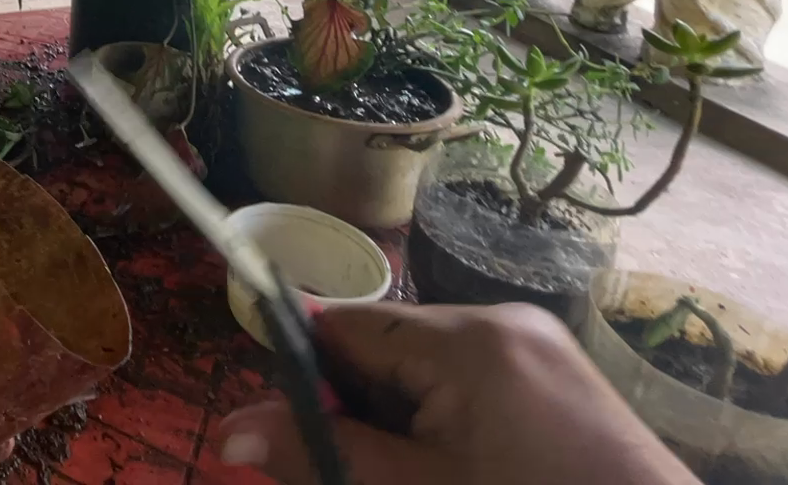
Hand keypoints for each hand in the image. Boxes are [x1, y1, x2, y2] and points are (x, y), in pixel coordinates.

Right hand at [216, 302, 697, 484]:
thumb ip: (322, 453)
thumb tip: (229, 433)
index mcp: (465, 337)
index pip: (341, 327)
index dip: (319, 382)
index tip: (332, 438)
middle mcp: (498, 318)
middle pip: (381, 344)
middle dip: (367, 404)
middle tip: (392, 469)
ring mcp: (536, 341)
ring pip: (421, 362)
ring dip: (405, 411)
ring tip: (438, 470)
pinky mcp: (558, 370)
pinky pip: (467, 374)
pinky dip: (448, 412)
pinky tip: (473, 462)